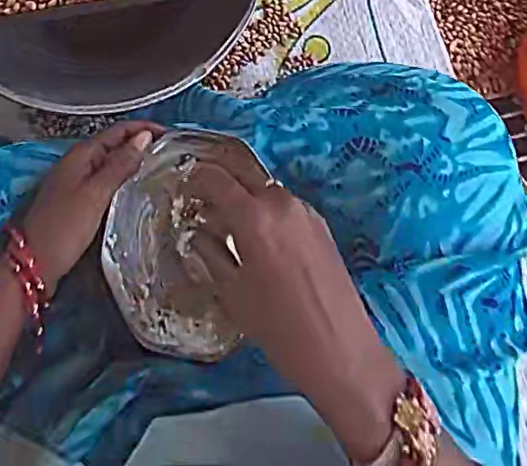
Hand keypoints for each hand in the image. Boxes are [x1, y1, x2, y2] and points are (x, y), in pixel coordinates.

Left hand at [21, 122, 160, 290]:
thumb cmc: (64, 227)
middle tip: (172, 153)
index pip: (119, 130)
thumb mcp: (95, 194)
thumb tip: (144, 137)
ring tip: (161, 169)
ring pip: (111, 163)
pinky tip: (137, 190)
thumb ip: (119, 164)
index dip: (145, 128)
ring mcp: (76, 181)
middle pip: (115, 144)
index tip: (173, 136)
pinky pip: (106, 180)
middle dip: (142, 144)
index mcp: (82, 154)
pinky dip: (123, 179)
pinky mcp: (78, 199)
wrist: (33, 265)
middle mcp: (79, 162)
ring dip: (134, 162)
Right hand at [180, 164, 404, 461]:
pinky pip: (284, 206)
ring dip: (244, 199)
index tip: (183, 187)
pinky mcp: (320, 224)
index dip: (195, 179)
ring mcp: (304, 211)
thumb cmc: (280, 328)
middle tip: (202, 202)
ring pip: (264, 190)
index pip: (216, 179)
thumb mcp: (233, 294)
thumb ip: (210, 255)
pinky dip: (267, 212)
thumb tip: (197, 235)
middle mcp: (280, 203)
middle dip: (220, 183)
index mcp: (254, 217)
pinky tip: (261, 241)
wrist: (342, 351)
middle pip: (242, 175)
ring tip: (231, 228)